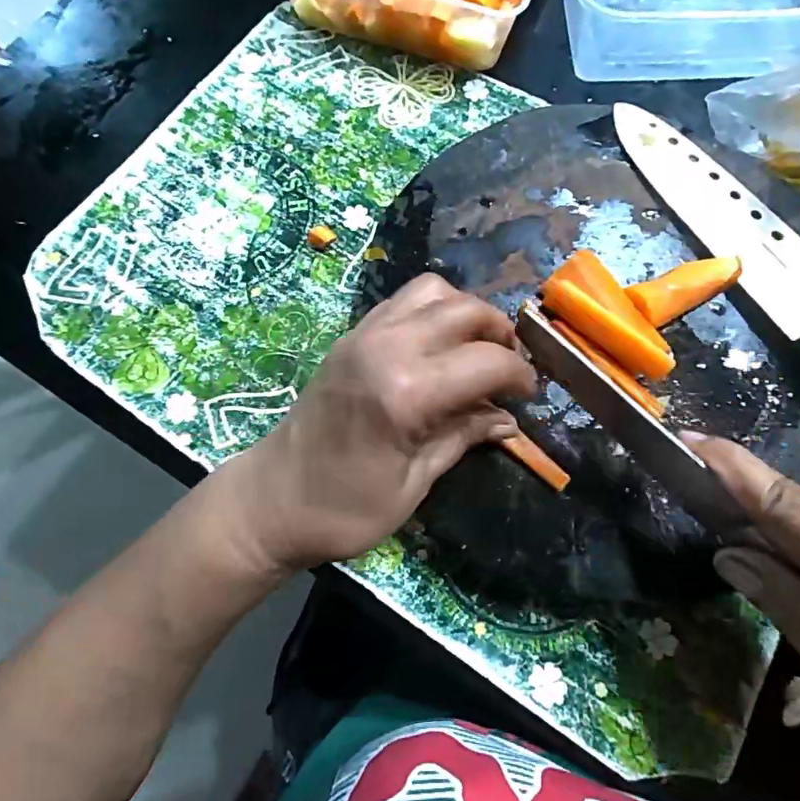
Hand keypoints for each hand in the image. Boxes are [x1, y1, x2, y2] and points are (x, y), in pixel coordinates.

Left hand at [204, 275, 535, 575]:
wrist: (269, 502)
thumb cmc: (345, 509)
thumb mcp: (415, 482)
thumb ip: (464, 437)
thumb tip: (508, 419)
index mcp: (408, 392)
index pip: (488, 362)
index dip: (520, 375)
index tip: (530, 395)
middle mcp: (388, 347)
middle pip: (467, 311)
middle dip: (501, 334)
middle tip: (510, 368)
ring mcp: (365, 334)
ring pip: (435, 291)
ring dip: (466, 312)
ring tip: (476, 348)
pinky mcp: (352, 335)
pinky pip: (404, 300)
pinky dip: (434, 310)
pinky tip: (439, 345)